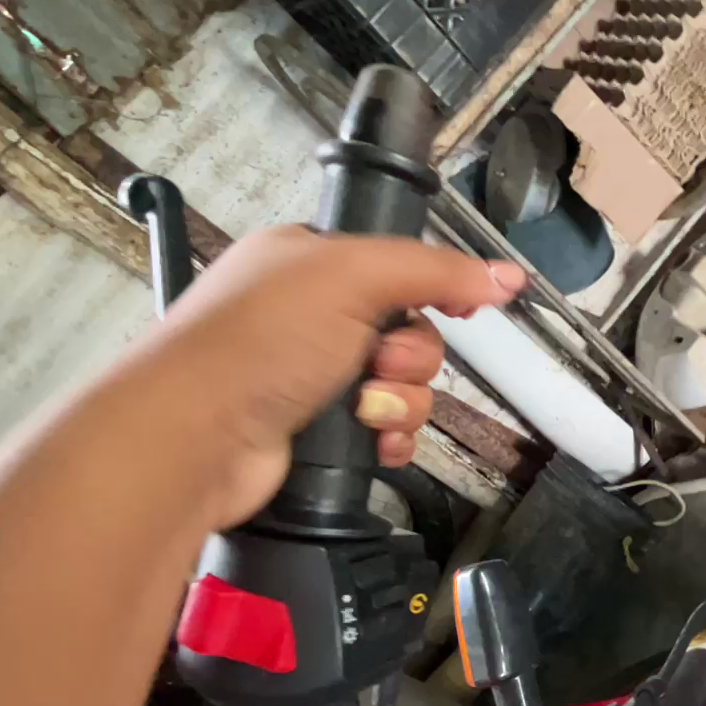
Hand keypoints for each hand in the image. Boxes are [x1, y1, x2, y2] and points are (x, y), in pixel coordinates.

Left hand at [121, 225, 523, 527]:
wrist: (197, 439)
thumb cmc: (261, 341)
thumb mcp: (353, 278)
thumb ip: (436, 271)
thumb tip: (507, 277)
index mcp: (310, 262)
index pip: (399, 266)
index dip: (436, 287)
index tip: (463, 307)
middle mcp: (314, 316)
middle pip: (412, 331)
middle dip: (412, 357)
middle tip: (381, 365)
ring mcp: (317, 375)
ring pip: (405, 385)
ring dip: (402, 401)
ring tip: (367, 411)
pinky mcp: (323, 428)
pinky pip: (389, 427)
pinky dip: (391, 435)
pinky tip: (376, 442)